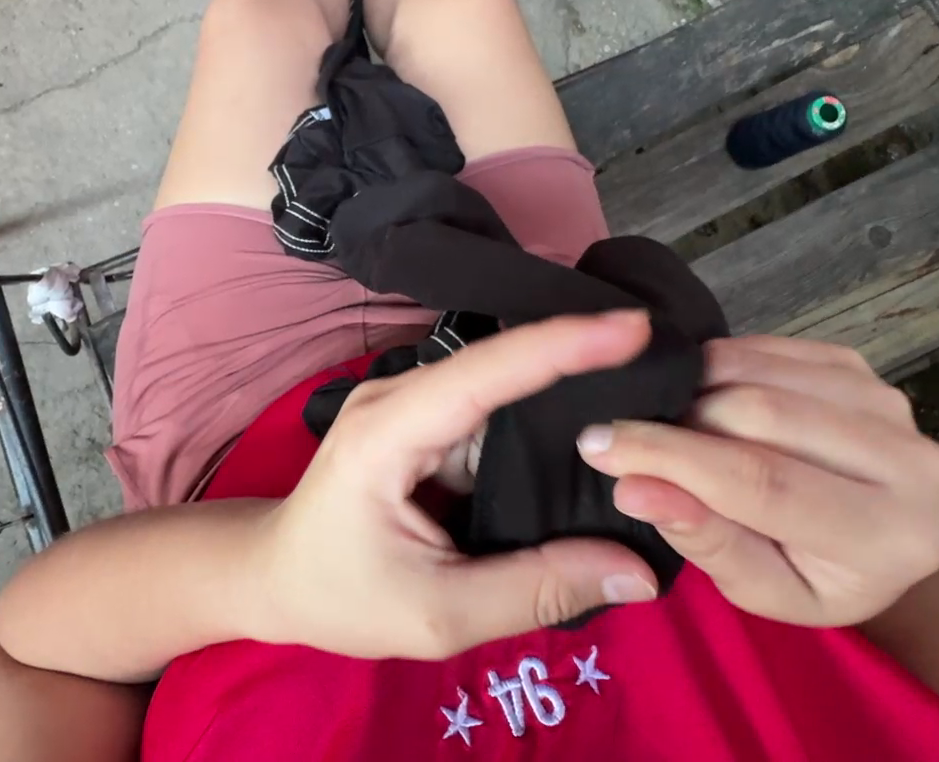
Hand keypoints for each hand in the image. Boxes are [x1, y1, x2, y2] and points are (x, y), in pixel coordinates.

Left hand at [252, 311, 661, 660]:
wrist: (273, 574)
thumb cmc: (338, 593)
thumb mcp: (436, 612)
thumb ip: (534, 590)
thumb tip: (637, 569)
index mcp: (391, 428)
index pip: (486, 371)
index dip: (561, 343)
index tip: (634, 326)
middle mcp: (400, 397)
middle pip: (500, 364)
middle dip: (579, 355)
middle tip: (665, 362)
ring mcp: (409, 404)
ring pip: (499, 387)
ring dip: (563, 388)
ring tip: (644, 390)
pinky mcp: (422, 421)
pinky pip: (490, 411)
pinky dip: (537, 420)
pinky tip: (587, 430)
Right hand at [578, 335, 938, 626]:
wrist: (871, 539)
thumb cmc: (809, 573)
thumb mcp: (757, 586)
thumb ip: (702, 537)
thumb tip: (631, 487)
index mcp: (889, 538)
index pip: (762, 482)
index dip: (671, 459)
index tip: (597, 444)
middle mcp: (910, 462)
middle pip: (761, 413)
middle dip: (680, 421)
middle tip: (637, 436)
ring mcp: (888, 402)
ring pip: (758, 370)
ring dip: (695, 389)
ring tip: (676, 422)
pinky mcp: (859, 366)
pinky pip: (764, 346)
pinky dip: (716, 365)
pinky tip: (706, 396)